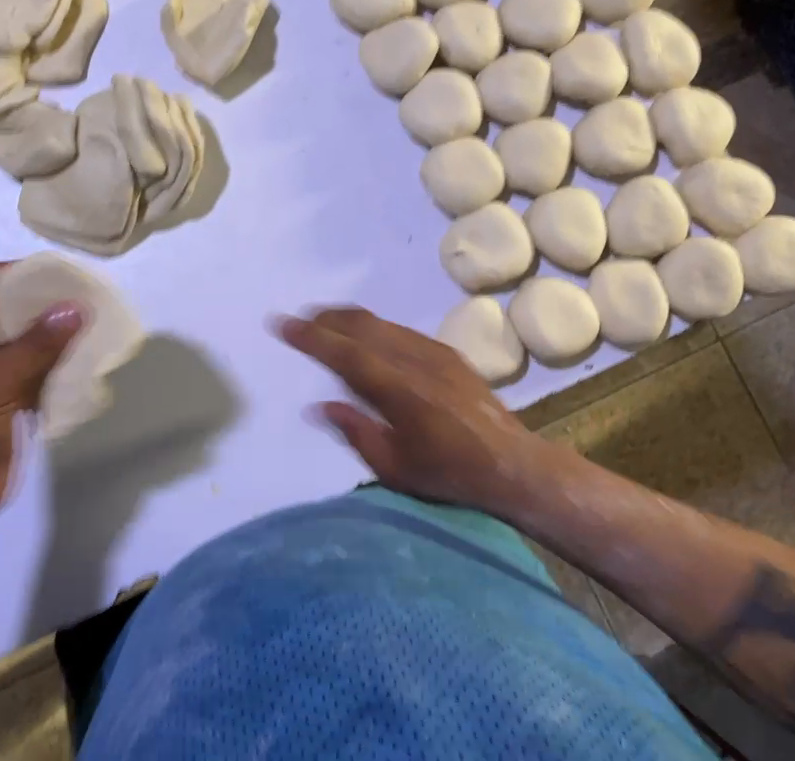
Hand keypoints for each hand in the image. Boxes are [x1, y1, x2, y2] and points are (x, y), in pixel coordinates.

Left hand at [0, 264, 81, 519]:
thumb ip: (37, 343)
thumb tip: (76, 306)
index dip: (17, 271)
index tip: (59, 273)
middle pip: (8, 309)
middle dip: (44, 303)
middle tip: (86, 298)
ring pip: (25, 341)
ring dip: (54, 335)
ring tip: (93, 325)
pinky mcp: (4, 399)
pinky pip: (34, 370)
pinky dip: (56, 364)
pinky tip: (84, 361)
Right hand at [276, 306, 546, 513]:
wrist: (511, 464)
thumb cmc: (448, 476)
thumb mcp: (394, 468)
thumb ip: (355, 432)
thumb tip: (319, 406)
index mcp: (399, 392)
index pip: (346, 355)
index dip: (312, 337)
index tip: (282, 324)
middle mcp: (416, 363)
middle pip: (362, 327)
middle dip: (325, 319)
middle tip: (297, 320)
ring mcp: (435, 354)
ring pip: (382, 325)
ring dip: (348, 320)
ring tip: (323, 322)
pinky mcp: (449, 354)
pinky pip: (401, 332)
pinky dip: (374, 329)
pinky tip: (365, 338)